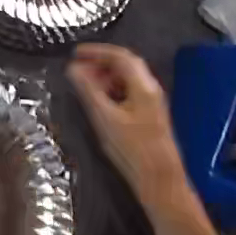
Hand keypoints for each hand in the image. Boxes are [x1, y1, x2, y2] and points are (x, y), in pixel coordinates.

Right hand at [67, 43, 190, 212]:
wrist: (162, 183)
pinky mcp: (150, 116)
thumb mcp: (105, 119)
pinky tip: (100, 101)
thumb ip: (88, 91)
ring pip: (128, 79)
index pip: (120, 56)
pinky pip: (130, 92)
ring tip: (85, 84)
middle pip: (125, 65)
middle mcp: (151, 89)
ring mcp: (152, 103)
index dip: (96, 51)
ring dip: (106, 76)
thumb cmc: (133, 151)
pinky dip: (113, 89)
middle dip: (100, 62)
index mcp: (143, 86)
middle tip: (78, 68)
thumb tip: (73, 68)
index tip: (75, 53)